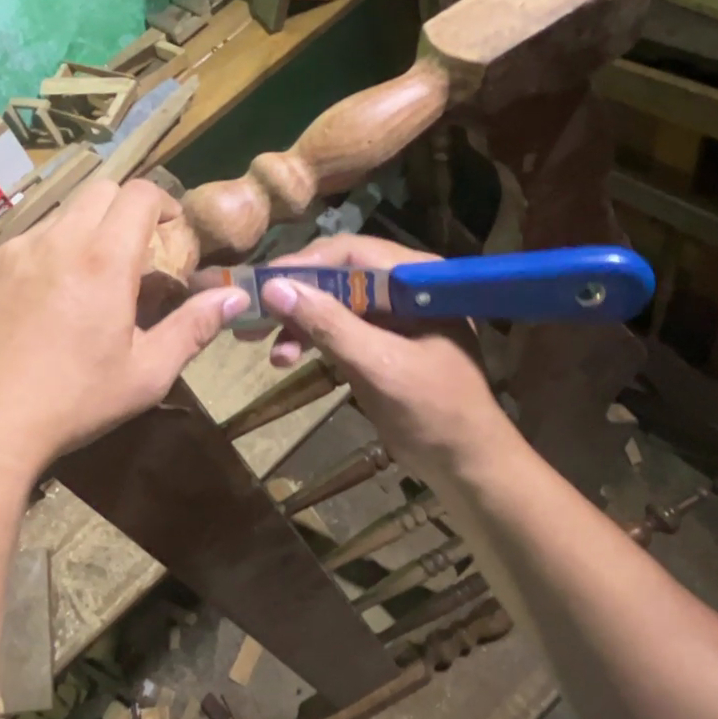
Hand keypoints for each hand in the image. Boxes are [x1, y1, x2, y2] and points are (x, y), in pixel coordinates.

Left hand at [0, 179, 248, 477]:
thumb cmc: (72, 404)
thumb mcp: (145, 375)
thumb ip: (193, 328)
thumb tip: (236, 297)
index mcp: (102, 260)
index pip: (139, 194)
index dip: (162, 202)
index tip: (170, 229)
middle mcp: (54, 240)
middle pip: (98, 192)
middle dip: (123, 209)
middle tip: (132, 251)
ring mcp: (9, 253)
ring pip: (55, 218)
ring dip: (80, 234)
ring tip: (81, 284)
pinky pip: (18, 247)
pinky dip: (39, 259)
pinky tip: (33, 306)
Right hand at [254, 235, 513, 465]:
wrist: (467, 465)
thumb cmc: (434, 411)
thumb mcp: (379, 365)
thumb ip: (328, 324)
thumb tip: (273, 288)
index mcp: (416, 279)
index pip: (349, 253)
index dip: (302, 265)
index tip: (260, 285)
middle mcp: (403, 285)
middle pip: (335, 273)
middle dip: (293, 295)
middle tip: (250, 316)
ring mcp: (391, 313)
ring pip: (330, 300)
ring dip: (297, 321)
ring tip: (269, 351)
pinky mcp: (379, 339)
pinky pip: (335, 325)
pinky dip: (309, 338)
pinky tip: (286, 358)